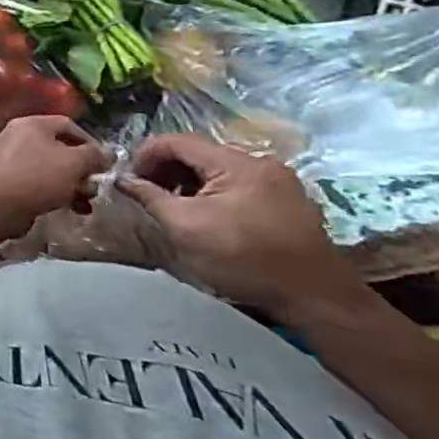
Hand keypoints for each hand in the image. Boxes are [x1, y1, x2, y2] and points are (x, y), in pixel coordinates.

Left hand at [0, 116, 111, 230]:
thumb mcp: (75, 162)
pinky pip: (40, 183)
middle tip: (95, 185)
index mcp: (32, 124)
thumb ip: (94, 155)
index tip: (105, 161)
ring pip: (52, 169)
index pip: (68, 125)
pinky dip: (58, 193)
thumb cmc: (38, 176)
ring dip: (74, 184)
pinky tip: (73, 209)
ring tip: (86, 202)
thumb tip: (105, 155)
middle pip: (60, 149)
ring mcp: (12, 160)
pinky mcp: (9, 182)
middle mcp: (19, 137)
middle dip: (83, 169)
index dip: (90, 141)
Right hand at [116, 134, 358, 315]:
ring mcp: (278, 182)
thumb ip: (150, 196)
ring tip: (173, 208)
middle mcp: (260, 163)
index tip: (129, 180)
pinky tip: (206, 218)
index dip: (146, 155)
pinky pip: (238, 186)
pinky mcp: (287, 202)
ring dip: (188, 183)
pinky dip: (212, 194)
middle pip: (199, 153)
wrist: (316, 298)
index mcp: (236, 163)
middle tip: (147, 195)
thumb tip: (122, 179)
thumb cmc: (243, 258)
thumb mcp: (185, 227)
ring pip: (218, 170)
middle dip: (166, 170)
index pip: (177, 141)